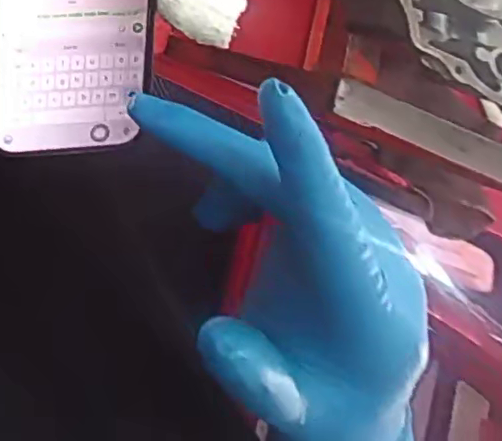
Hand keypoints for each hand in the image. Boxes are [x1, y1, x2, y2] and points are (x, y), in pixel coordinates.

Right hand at [130, 81, 426, 440]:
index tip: (273, 92)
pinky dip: (231, 179)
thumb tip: (214, 340)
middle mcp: (358, 236)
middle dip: (204, 139)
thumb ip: (259, 378)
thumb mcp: (297, 409)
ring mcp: (344, 215)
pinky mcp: (325, 207)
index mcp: (360, 286)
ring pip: (266, 164)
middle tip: (141, 110)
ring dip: (216, 166)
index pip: (325, 204)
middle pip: (272, 168)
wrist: (359, 394)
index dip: (297, 145)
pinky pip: (269, 171)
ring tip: (205, 217)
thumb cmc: (328, 401)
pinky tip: (218, 214)